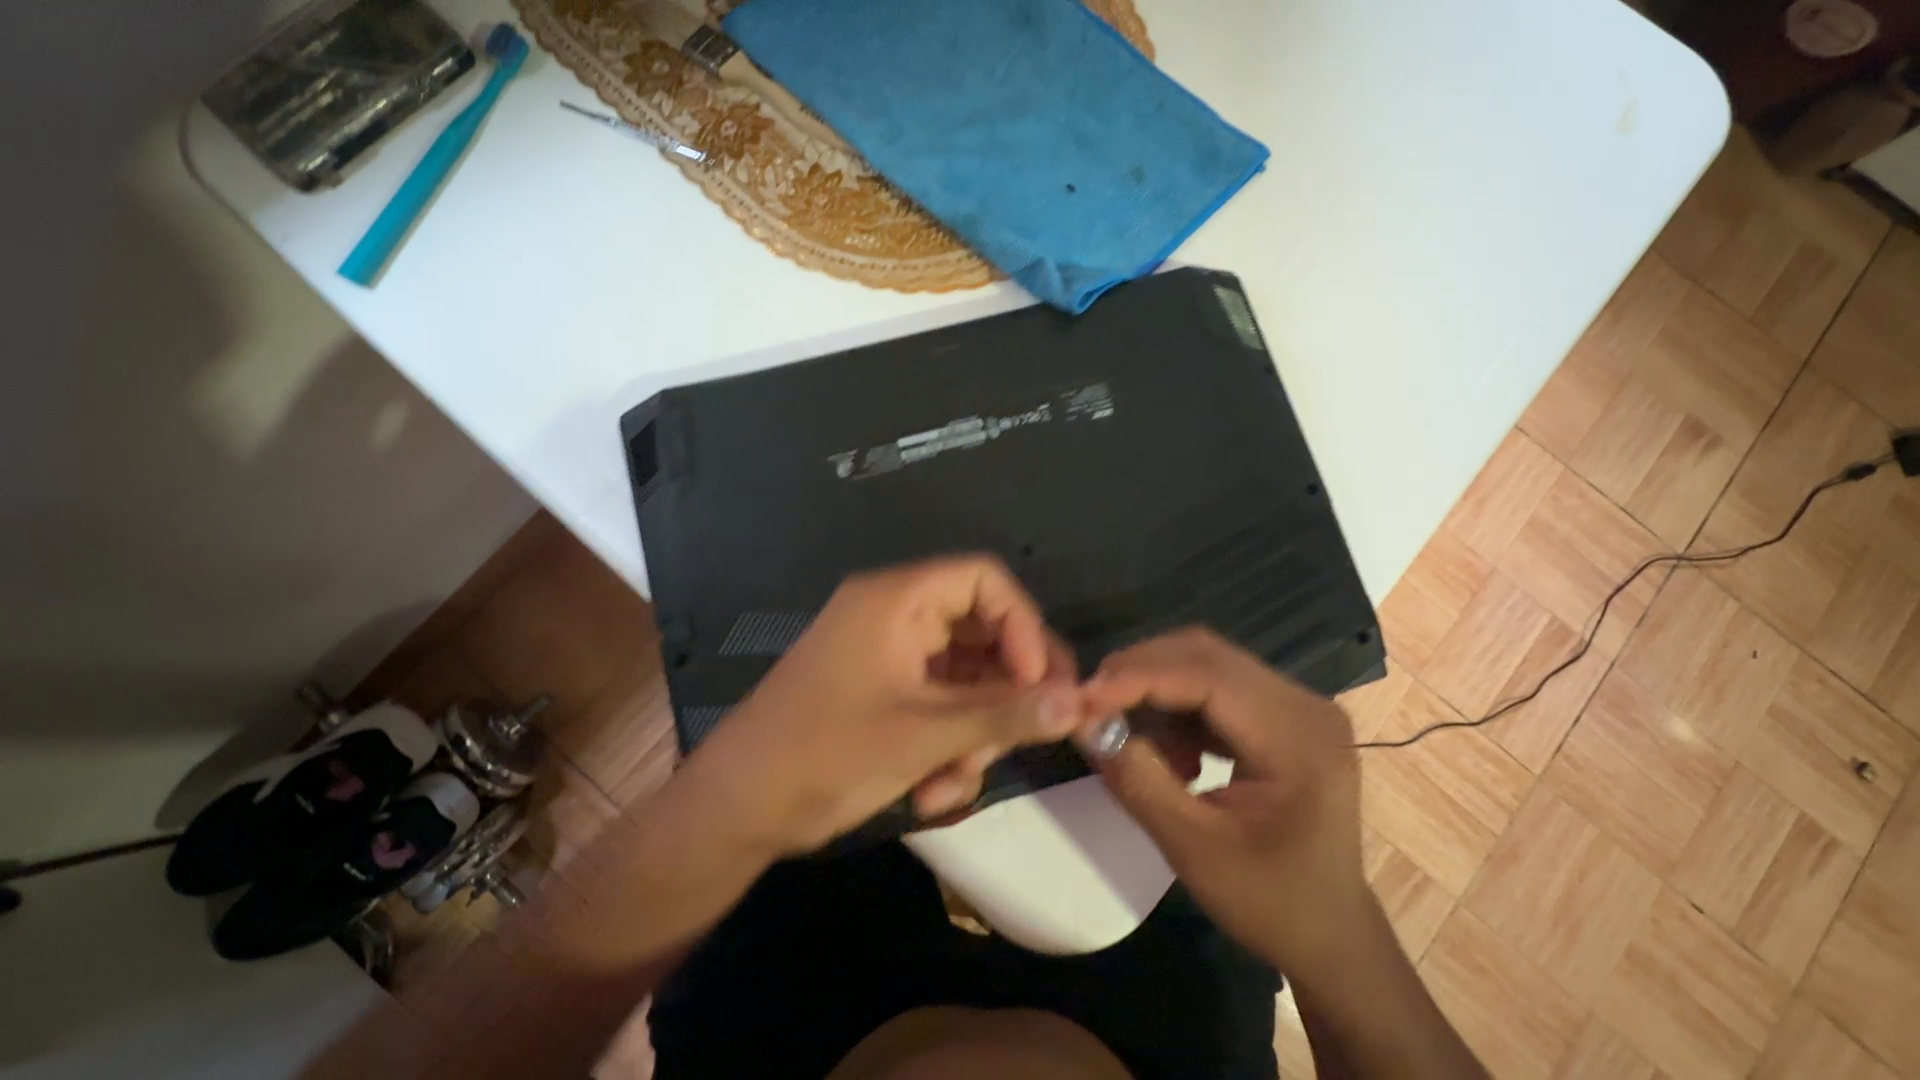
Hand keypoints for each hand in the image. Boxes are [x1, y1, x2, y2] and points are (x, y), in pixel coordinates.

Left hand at [678, 555, 1083, 856]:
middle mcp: (893, 616)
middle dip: (1003, 695)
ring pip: (964, 680)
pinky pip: (937, 706)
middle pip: (982, 633)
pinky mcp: (880, 695)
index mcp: (896, 600)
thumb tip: (1081, 702)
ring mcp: (886, 657)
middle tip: (1026, 740)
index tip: (1041, 685)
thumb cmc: (826, 754)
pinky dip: (946, 746)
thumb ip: (1006, 716)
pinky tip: (931, 794)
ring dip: (974, 734)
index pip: (984, 580)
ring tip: (956, 781)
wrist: (737, 809)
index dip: (1023, 627)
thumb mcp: (924, 736)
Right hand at [1075, 627, 1372, 977]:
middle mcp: (1304, 705)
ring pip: (1207, 667)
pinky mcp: (1284, 719)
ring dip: (1156, 691)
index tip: (1081, 698)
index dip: (1138, 677)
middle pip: (1207, 656)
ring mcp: (1297, 708)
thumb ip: (1138, 779)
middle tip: (1090, 706)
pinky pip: (1217, 691)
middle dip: (1141, 673)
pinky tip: (1166, 754)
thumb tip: (1083, 724)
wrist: (1328, 934)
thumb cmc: (1270, 902)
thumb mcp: (1193, 849)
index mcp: (1298, 736)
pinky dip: (1178, 710)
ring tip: (1123, 736)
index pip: (1208, 675)